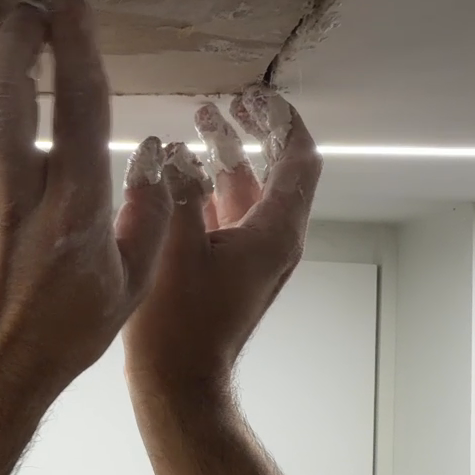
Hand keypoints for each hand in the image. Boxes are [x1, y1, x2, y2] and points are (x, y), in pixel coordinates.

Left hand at [0, 0, 172, 400]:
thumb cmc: (65, 329)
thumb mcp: (133, 285)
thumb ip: (153, 216)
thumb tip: (158, 155)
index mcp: (77, 210)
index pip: (80, 107)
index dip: (76, 44)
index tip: (72, 5)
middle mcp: (20, 197)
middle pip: (9, 93)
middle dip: (17, 36)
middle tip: (27, 8)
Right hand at [123, 85, 322, 398]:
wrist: (179, 378)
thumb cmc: (179, 321)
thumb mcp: (176, 247)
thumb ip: (179, 193)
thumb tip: (175, 151)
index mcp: (274, 232)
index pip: (298, 160)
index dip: (283, 121)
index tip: (259, 95)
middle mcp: (272, 239)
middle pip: (275, 170)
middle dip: (253, 131)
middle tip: (228, 103)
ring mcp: (250, 254)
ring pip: (248, 190)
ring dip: (227, 155)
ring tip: (199, 122)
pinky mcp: (228, 266)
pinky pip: (227, 212)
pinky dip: (209, 185)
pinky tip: (180, 173)